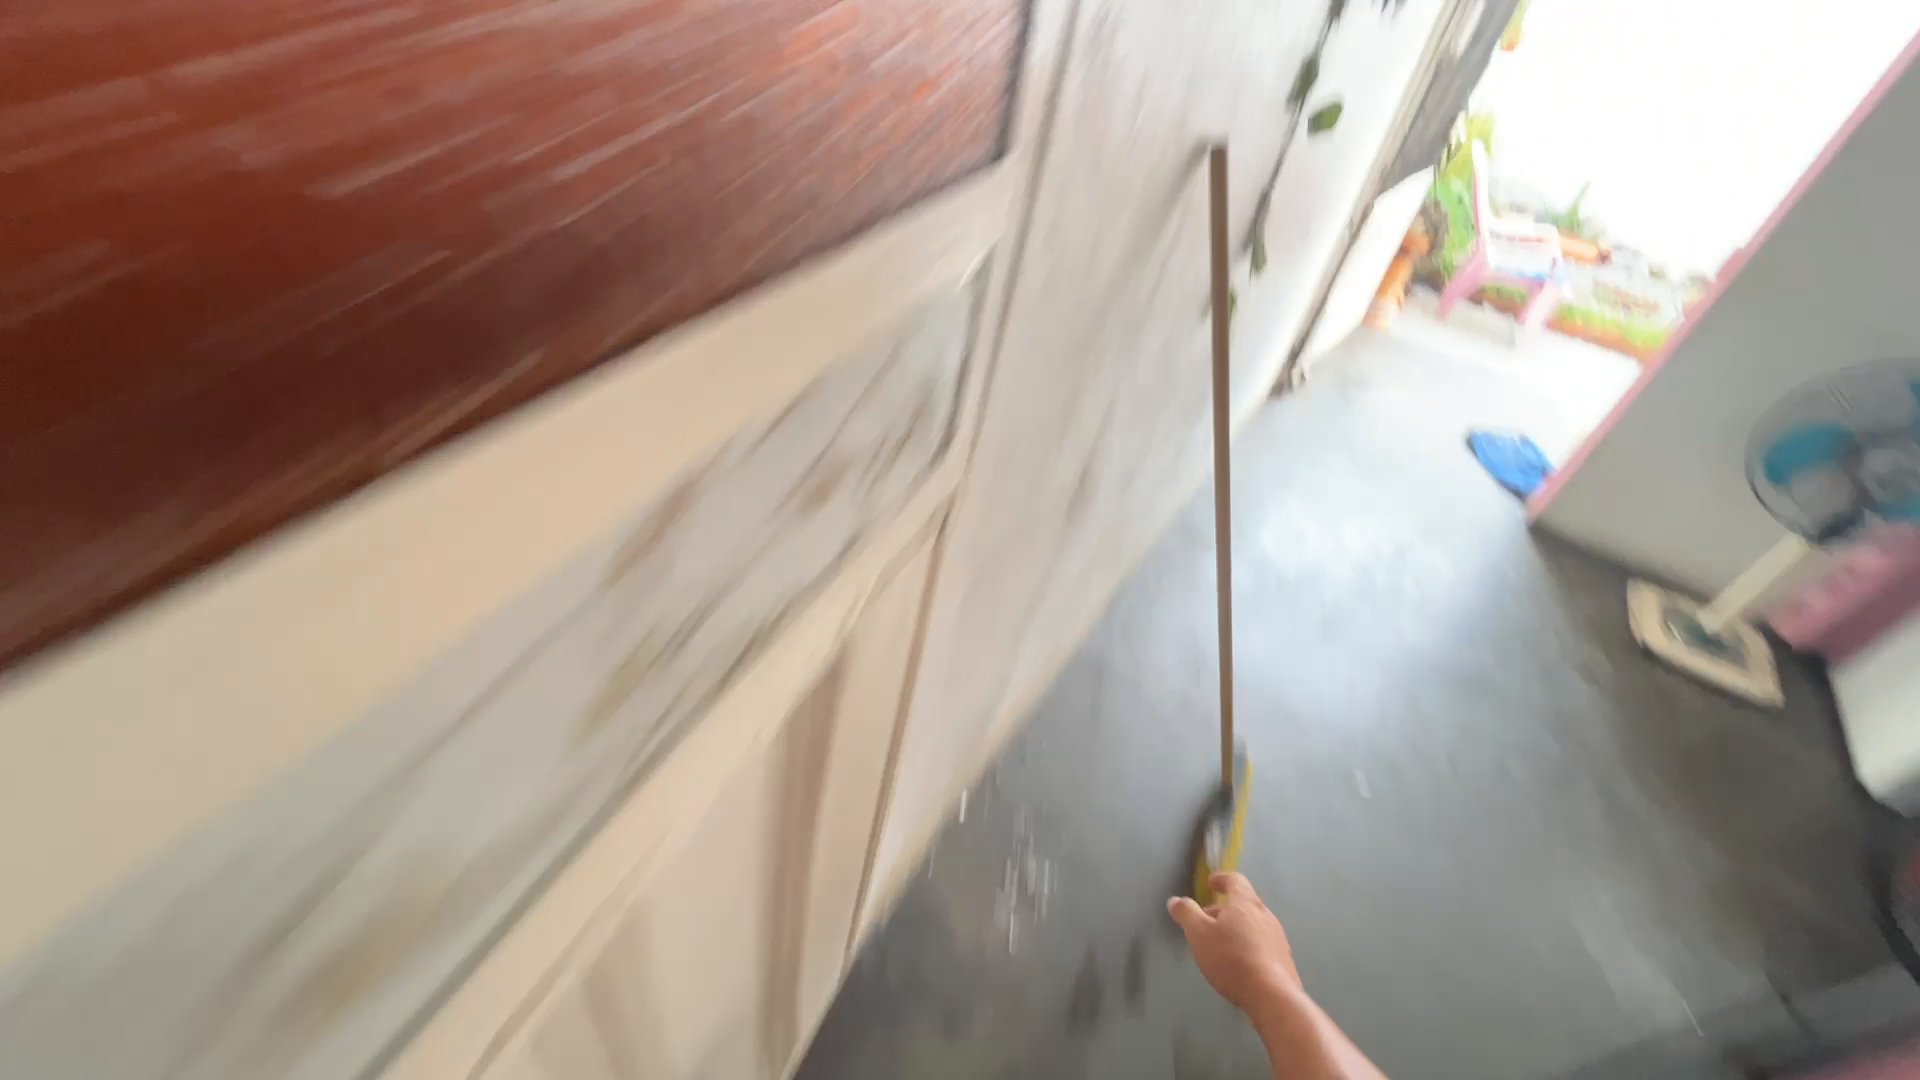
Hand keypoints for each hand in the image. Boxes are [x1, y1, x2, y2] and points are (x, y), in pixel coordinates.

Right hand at [1167, 872, 1301, 1012]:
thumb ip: (1186, 913)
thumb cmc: (1232, 958)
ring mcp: (1278, 939)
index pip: (1235, 880)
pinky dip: (1248, 947)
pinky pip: (1262, 945)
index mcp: (1245, 903)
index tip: (1210, 883)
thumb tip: (1175, 900)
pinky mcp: (1284, 962)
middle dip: (1224, 910)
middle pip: (1244, 904)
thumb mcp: (1199, 934)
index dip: (1221, 879)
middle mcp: (1265, 915)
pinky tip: (1238, 965)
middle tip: (1206, 921)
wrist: (1274, 998)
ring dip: (1236, 929)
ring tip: (1220, 945)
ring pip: (1253, 925)